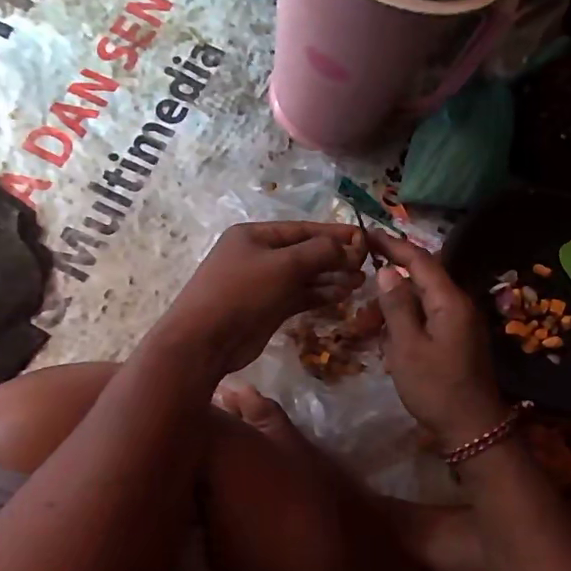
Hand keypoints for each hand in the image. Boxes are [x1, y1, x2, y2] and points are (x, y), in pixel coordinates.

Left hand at [152, 221, 366, 375]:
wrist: (204, 341)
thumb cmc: (241, 293)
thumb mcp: (282, 265)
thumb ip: (319, 252)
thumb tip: (350, 246)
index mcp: (254, 235)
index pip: (302, 229)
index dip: (334, 233)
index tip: (365, 238)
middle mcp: (258, 256)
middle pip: (304, 252)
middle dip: (335, 258)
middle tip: (367, 265)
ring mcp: (262, 284)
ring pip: (303, 276)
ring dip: (331, 278)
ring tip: (360, 282)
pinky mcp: (267, 309)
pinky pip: (298, 296)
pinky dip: (319, 295)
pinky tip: (342, 296)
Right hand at [366, 230, 508, 447]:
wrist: (471, 428)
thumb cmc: (436, 388)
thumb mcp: (407, 347)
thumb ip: (397, 306)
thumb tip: (388, 271)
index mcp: (450, 302)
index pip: (420, 260)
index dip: (392, 245)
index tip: (366, 234)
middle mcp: (458, 306)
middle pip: (420, 281)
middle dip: (387, 286)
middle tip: (357, 295)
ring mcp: (460, 325)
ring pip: (420, 304)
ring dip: (393, 311)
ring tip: (366, 328)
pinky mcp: (456, 342)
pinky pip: (426, 322)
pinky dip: (404, 327)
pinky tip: (387, 343)